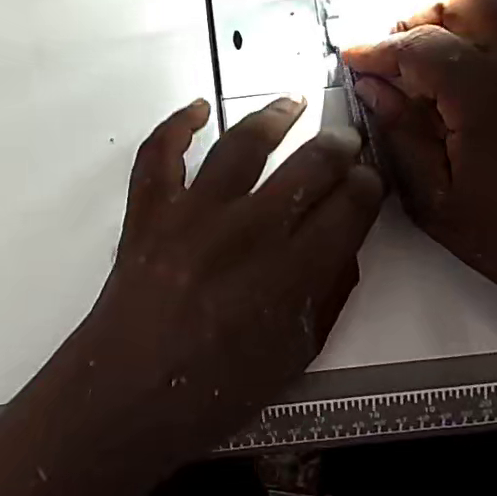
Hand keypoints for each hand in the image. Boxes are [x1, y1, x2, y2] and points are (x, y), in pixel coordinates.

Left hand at [59, 96, 382, 454]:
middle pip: (306, 170)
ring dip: (273, 117)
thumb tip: (344, 244)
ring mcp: (190, 216)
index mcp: (289, 275)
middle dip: (336, 149)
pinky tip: (197, 109)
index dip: (367, 188)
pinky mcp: (148, 212)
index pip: (347, 211)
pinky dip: (175, 125)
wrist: (126, 393)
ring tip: (293, 102)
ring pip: (240, 146)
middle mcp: (245, 233)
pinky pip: (160, 154)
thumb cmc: (212, 391)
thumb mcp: (292, 356)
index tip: (370, 178)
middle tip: (345, 140)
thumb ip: (325, 296)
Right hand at [341, 0, 496, 309]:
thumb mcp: (434, 198)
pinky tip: (455, 90)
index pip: (420, 44)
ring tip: (419, 73)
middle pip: (466, 2)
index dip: (377, 48)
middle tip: (390, 59)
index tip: (355, 58)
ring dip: (449, 28)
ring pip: (495, 11)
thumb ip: (399, 134)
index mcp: (490, 98)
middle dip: (418, 20)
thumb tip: (375, 92)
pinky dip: (476, 45)